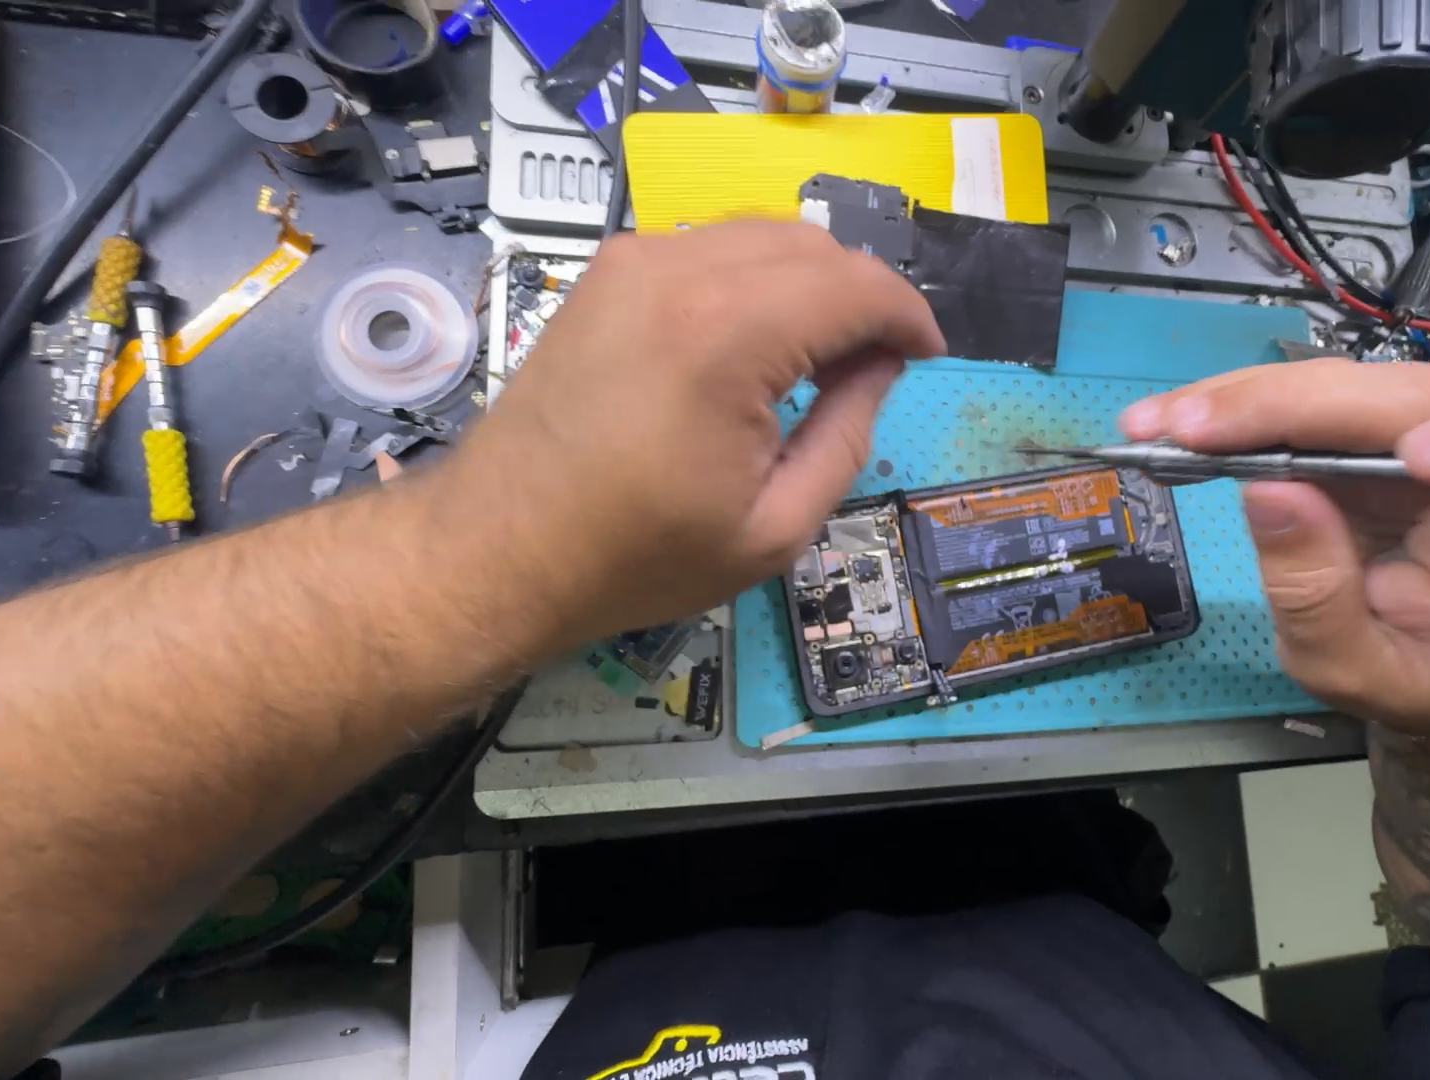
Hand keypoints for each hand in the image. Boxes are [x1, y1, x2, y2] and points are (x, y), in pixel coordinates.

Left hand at [435, 221, 943, 643]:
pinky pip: (713, 250)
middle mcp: (679, 269)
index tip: (927, 353)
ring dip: (814, 285)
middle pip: (816, 248)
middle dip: (866, 298)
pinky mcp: (609, 272)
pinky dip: (760, 281)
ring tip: (826, 355)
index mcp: (727, 336)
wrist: (502, 548)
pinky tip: (762, 339)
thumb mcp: (776, 526)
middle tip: (879, 364)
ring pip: (766, 238)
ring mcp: (634, 260)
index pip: (856, 287)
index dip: (909, 315)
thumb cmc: (641, 556)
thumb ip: (848, 435)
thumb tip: (879, 367)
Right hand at [1120, 359, 1429, 734]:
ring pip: (1359, 384)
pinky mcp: (1382, 432)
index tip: (1423, 462)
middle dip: (1305, 408)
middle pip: (1428, 398)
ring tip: (1162, 426)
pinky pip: (1319, 399)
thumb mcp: (1358, 673)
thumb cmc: (1423, 679)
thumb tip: (1268, 489)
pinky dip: (1244, 408)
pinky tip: (1176, 422)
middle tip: (1196, 431)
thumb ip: (1316, 598)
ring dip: (1253, 399)